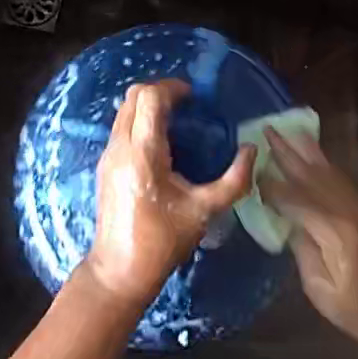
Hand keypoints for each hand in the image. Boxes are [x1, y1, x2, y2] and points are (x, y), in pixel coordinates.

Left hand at [83, 79, 254, 306]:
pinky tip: (161, 141)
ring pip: (124, 109)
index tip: (195, 97)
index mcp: (143, 153)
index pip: (150, 98)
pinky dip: (140, 119)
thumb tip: (252, 151)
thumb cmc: (162, 241)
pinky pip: (121, 125)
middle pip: (133, 95)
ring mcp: (109, 154)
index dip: (173, 88)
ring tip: (177, 119)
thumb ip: (234, 180)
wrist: (119, 270)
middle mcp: (121, 146)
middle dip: (161, 91)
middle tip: (187, 103)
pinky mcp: (106, 164)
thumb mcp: (204, 212)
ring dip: (149, 104)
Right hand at [262, 129, 357, 356]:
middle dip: (288, 154)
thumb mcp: (318, 287)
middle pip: (314, 176)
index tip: (252, 171)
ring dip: (306, 150)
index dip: (273, 186)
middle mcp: (352, 211)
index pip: (298, 200)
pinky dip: (323, 162)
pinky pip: (341, 178)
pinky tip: (311, 151)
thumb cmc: (355, 310)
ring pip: (329, 172)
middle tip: (267, 130)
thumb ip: (301, 247)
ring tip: (287, 131)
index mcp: (339, 233)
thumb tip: (284, 215)